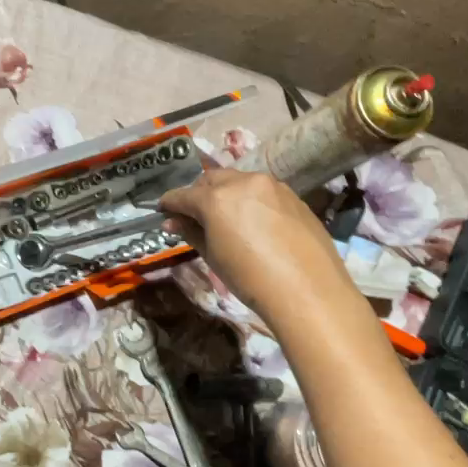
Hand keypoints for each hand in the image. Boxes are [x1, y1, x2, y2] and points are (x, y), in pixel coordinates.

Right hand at [159, 168, 355, 327]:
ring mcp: (272, 186)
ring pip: (238, 181)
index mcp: (216, 198)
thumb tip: (173, 222)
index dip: (169, 203)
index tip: (162, 211)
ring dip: (224, 194)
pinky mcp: (292, 196)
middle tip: (192, 215)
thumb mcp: (212, 255)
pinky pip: (261, 191)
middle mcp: (243, 183)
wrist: (305, 287)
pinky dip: (248, 200)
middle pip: (211, 178)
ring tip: (223, 219)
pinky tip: (251, 224)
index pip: (183, 195)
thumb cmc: (248, 276)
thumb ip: (191, 232)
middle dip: (198, 193)